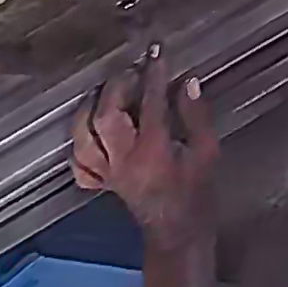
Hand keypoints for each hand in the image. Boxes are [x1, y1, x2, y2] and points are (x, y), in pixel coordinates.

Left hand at [70, 44, 219, 251]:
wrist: (179, 234)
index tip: (156, 52)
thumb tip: (187, 82)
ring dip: (90, 108)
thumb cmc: (198, 193)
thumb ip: (196, 116)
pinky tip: (89, 129)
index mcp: (154, 152)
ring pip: (83, 137)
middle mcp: (124, 161)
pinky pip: (80, 162)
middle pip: (106, 116)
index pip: (150, 103)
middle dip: (116, 86)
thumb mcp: (207, 152)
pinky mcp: (101, 183)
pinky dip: (79, 143)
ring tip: (104, 91)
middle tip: (132, 70)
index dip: (154, 73)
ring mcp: (108, 173)